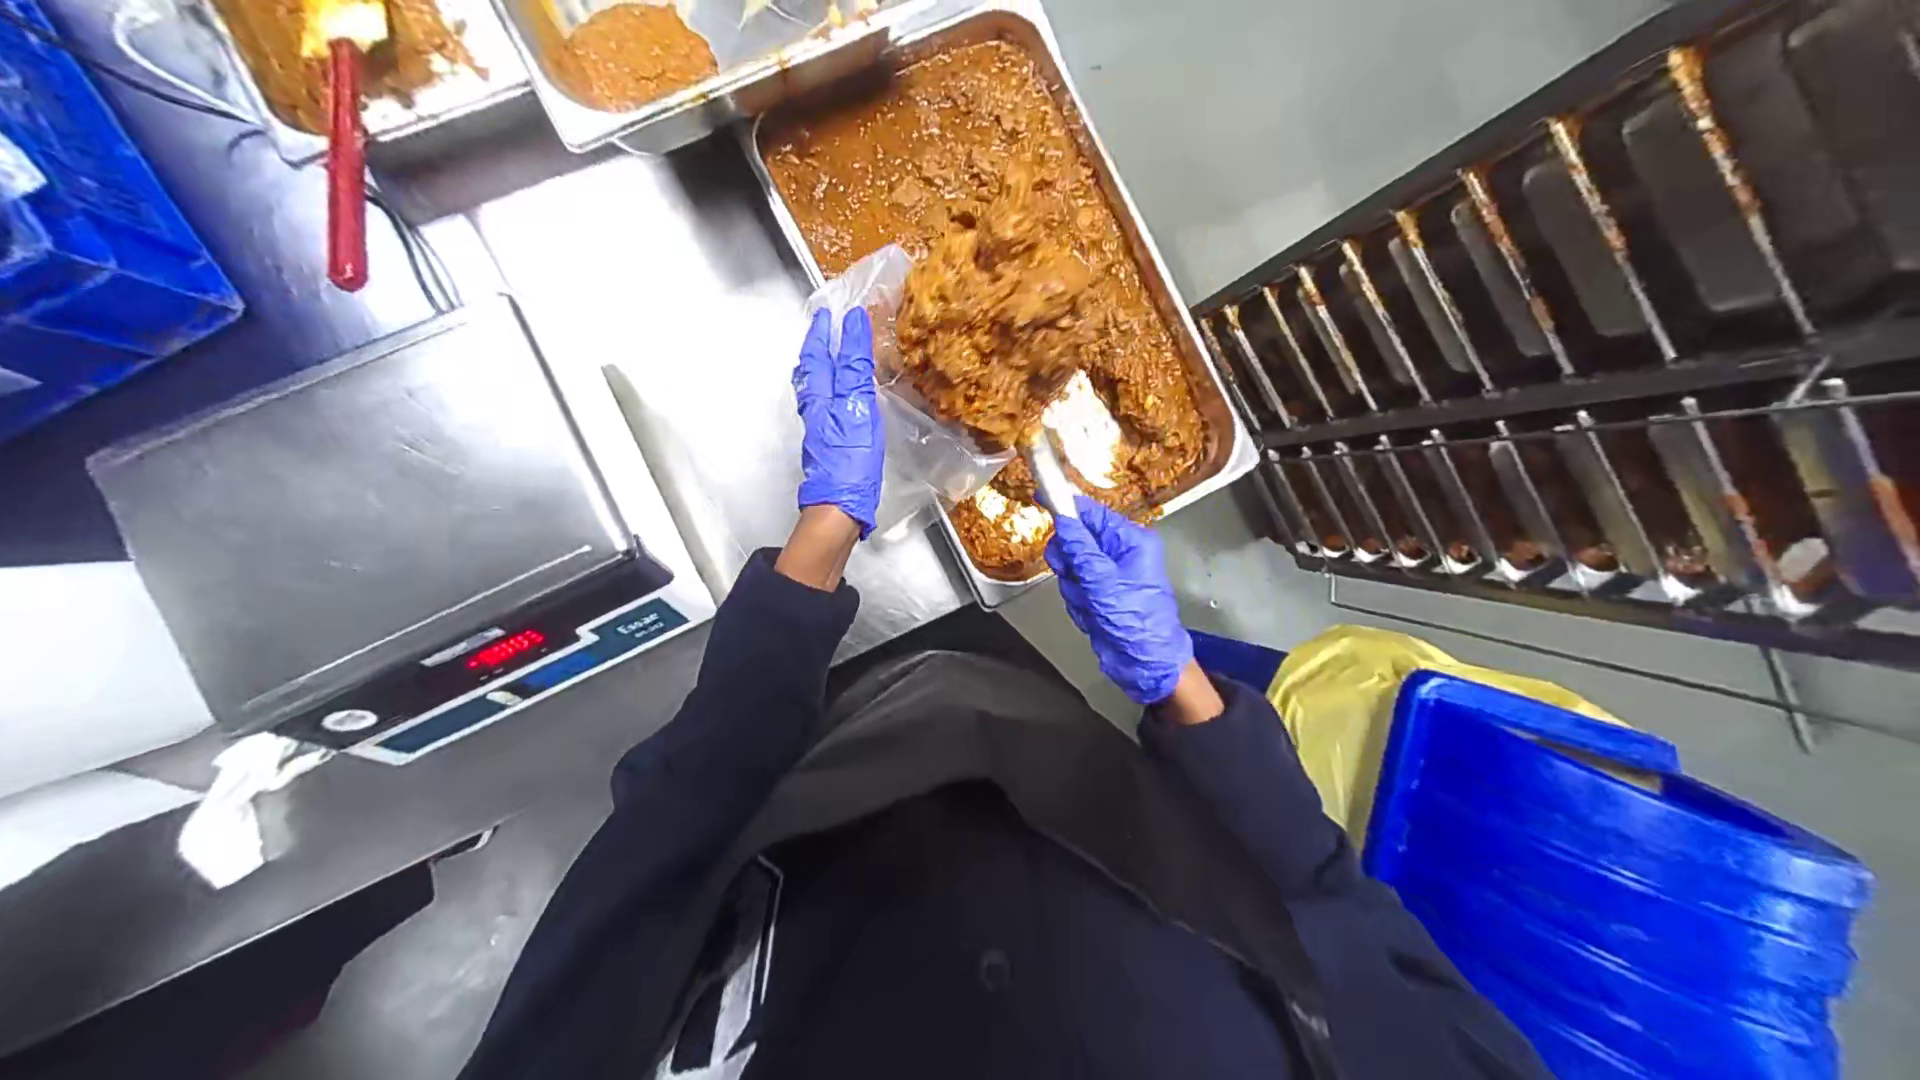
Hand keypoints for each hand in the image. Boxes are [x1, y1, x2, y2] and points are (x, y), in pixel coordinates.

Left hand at [794, 307, 883, 537]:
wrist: (838, 504)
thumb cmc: (850, 463)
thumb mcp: (860, 412)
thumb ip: (857, 375)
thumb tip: (854, 340)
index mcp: (824, 398)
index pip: (833, 357)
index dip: (844, 335)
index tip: (851, 314)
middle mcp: (818, 409)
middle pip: (812, 368)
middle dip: (818, 343)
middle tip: (824, 323)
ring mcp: (821, 426)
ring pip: (815, 384)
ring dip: (819, 362)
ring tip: (825, 349)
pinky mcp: (828, 441)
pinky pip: (823, 402)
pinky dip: (827, 385)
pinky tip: (836, 391)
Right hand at [1045, 496, 1193, 704]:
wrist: (1145, 664)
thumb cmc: (1139, 623)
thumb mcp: (1104, 581)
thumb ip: (1080, 549)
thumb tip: (1063, 521)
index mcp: (1131, 542)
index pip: (1092, 514)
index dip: (1066, 509)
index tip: (1042, 497)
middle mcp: (1119, 554)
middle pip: (1075, 541)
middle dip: (1070, 564)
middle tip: (1078, 578)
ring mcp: (1107, 576)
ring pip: (1069, 568)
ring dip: (1074, 588)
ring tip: (1093, 604)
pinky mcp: (1098, 595)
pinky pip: (1073, 588)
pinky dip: (1077, 603)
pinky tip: (1093, 614)